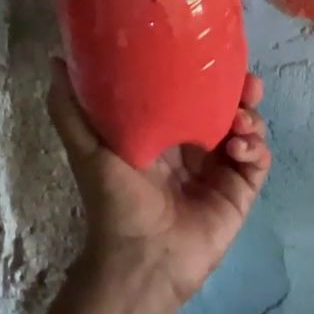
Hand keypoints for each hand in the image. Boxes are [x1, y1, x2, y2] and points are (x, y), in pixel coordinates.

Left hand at [47, 61, 271, 304]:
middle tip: (247, 82)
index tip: (215, 54)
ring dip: (251, 117)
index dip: (207, 72)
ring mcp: (221, 169)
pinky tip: (239, 149)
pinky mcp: (240, 192)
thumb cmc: (114, 201)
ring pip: (248, 129)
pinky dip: (255, 148)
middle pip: (228, 106)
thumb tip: (55, 59)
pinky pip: (258, 161)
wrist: (140, 259)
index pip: (195, 93)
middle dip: (241, 90)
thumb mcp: (87, 149)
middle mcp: (196, 147)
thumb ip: (71, 109)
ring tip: (240, 120)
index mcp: (166, 133)